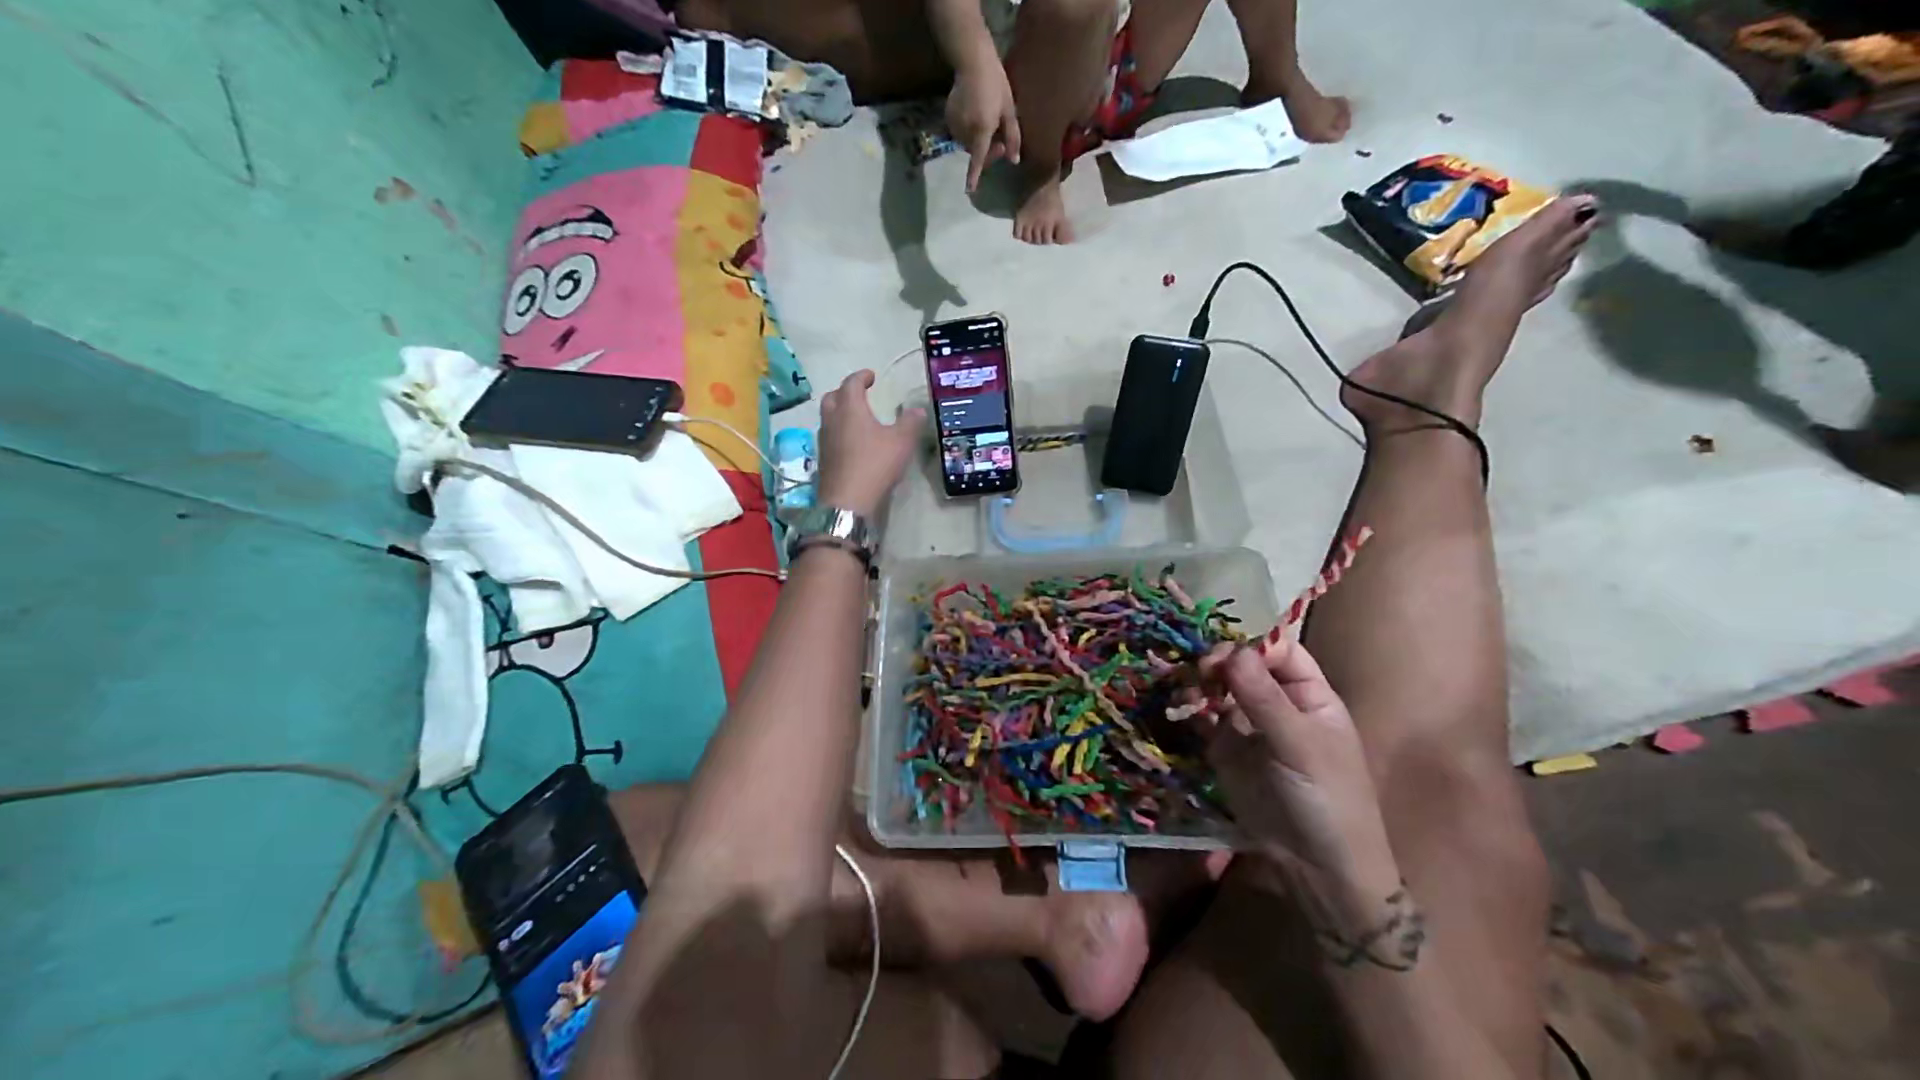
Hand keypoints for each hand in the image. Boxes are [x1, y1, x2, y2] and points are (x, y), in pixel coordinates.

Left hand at [816, 370, 925, 517]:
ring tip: (857, 419)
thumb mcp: (902, 442)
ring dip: (840, 413)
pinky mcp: (823, 460)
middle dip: (845, 392)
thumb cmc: (875, 464)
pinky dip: (839, 432)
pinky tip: (852, 443)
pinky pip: (829, 437)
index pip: (851, 383)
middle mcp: (832, 420)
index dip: (862, 377)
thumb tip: (917, 409)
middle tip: (860, 395)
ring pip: (828, 418)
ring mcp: (824, 441)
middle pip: (832, 397)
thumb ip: (911, 422)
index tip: (871, 376)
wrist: (847, 501)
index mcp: (850, 408)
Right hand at [945, 61, 1021, 193]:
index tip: (969, 190)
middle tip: (1000, 141)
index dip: (973, 175)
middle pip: (975, 152)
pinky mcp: (948, 118)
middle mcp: (965, 130)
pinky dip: (968, 132)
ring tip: (987, 125)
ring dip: (977, 142)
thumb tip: (1014, 161)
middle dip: (987, 152)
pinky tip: (975, 117)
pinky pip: (959, 133)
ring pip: (967, 144)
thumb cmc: (996, 83)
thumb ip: (1012, 138)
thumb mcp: (1009, 110)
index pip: (978, 158)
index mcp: (982, 129)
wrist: (972, 62)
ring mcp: (954, 124)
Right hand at [1198, 642, 1398, 892]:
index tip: (1223, 654)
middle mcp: (1277, 703)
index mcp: (1310, 695)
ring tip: (1184, 691)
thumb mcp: (1301, 746)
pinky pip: (1203, 718)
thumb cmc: (1327, 800)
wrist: (1317, 869)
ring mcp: (1248, 727)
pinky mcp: (1224, 750)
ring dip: (1199, 683)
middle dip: (1218, 662)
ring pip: (1218, 689)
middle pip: (1242, 665)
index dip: (1251, 645)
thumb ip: (1265, 698)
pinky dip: (1188, 709)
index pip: (1278, 651)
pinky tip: (1179, 708)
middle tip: (1198, 671)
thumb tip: (1232, 650)